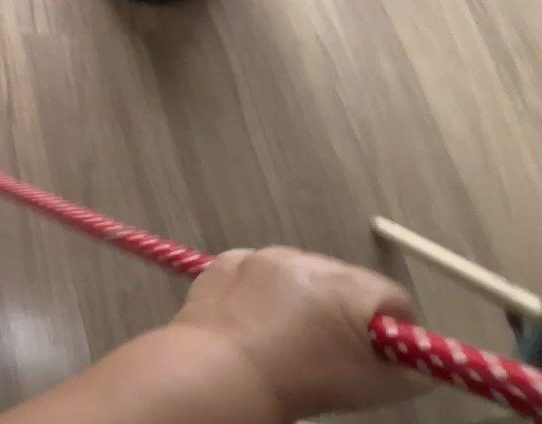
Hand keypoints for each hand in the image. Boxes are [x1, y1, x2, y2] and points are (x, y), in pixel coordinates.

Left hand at [172, 246, 427, 419]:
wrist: (226, 366)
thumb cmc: (310, 377)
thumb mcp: (386, 384)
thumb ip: (418, 367)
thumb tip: (418, 355)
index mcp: (343, 283)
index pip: (391, 294)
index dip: (395, 324)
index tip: (382, 349)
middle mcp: (298, 258)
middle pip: (342, 278)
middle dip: (347, 306)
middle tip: (336, 342)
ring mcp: (255, 256)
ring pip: (298, 271)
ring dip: (305, 294)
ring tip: (294, 331)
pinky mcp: (223, 261)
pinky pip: (258, 271)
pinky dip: (265, 288)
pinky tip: (260, 316)